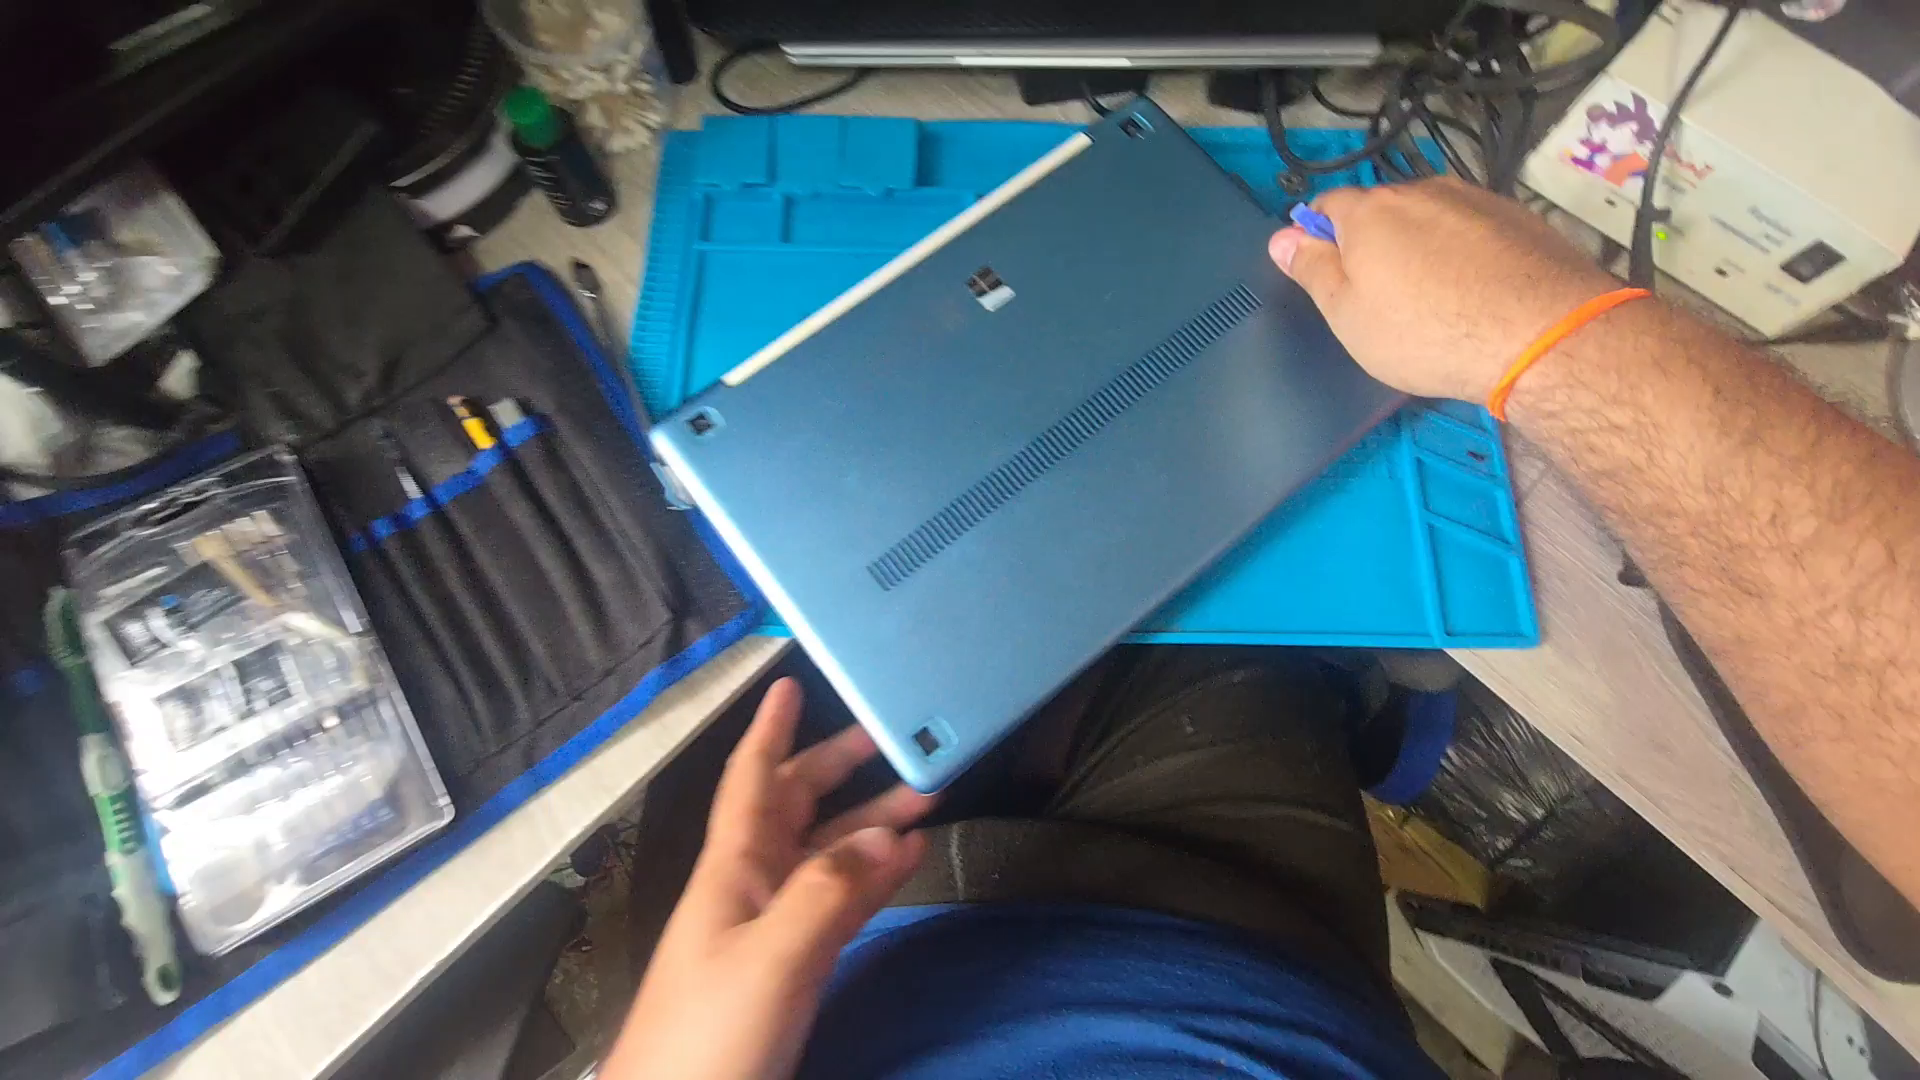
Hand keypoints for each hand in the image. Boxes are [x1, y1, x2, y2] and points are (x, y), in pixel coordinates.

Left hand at [602, 678, 935, 1079]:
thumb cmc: (707, 1038)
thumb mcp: (768, 960)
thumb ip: (828, 893)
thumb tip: (892, 834)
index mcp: (735, 866)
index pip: (753, 778)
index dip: (769, 730)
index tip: (789, 686)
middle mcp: (755, 882)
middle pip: (798, 805)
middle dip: (837, 767)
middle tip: (885, 738)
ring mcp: (776, 922)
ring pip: (829, 851)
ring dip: (871, 821)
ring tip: (922, 796)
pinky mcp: (796, 959)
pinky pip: (842, 899)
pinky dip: (876, 875)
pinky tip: (910, 859)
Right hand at [1268, 176, 1621, 404]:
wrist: (1538, 334)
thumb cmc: (1420, 331)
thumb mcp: (1346, 312)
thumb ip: (1312, 269)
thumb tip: (1282, 237)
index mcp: (1369, 211)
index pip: (1326, 205)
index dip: (1316, 235)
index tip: (1321, 272)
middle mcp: (1421, 190)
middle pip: (1380, 209)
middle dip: (1368, 241)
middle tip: (1373, 295)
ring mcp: (1475, 199)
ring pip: (1426, 217)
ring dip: (1415, 245)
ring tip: (1425, 295)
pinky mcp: (1518, 217)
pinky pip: (1467, 229)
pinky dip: (1456, 252)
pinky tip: (1466, 290)